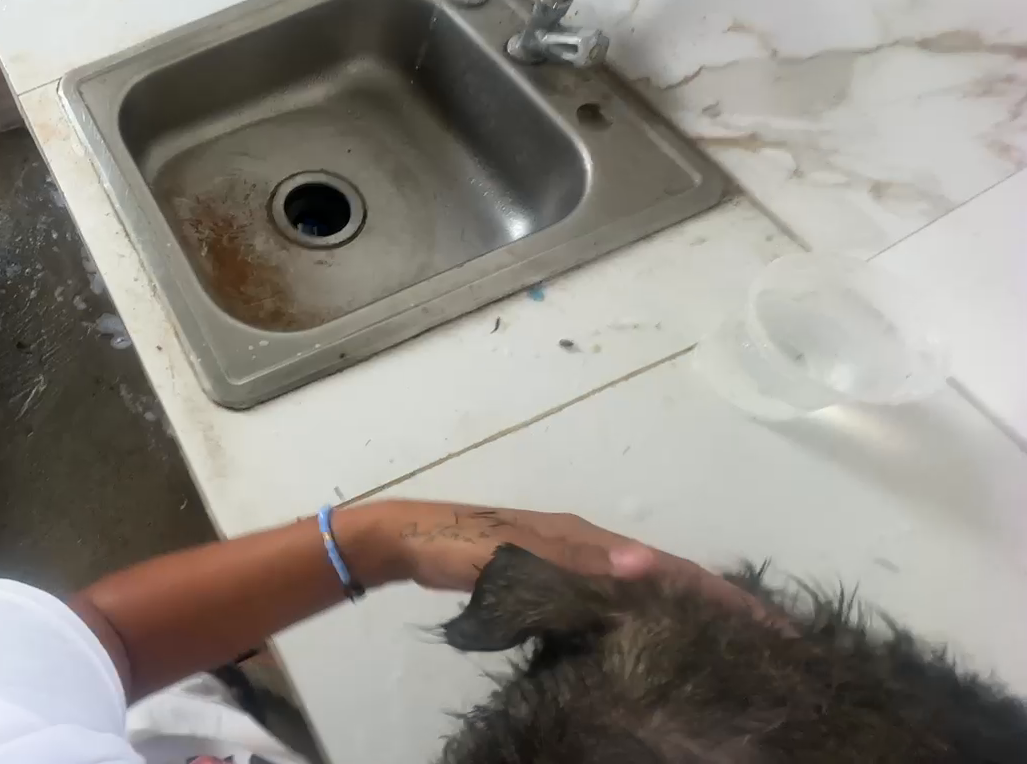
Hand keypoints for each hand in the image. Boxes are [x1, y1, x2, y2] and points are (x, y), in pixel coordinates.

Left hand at [363, 500, 779, 623]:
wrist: (410, 541)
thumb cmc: (461, 545)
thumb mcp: (522, 554)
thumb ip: (583, 564)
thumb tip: (650, 564)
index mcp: (585, 536)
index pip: (668, 566)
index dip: (721, 596)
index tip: (781, 632)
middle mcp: (582, 544)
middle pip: (659, 576)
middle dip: (709, 607)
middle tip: (764, 655)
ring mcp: (563, 559)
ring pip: (631, 588)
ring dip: (671, 613)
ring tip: (716, 656)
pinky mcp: (542, 577)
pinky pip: (601, 598)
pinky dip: (629, 617)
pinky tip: (642, 645)